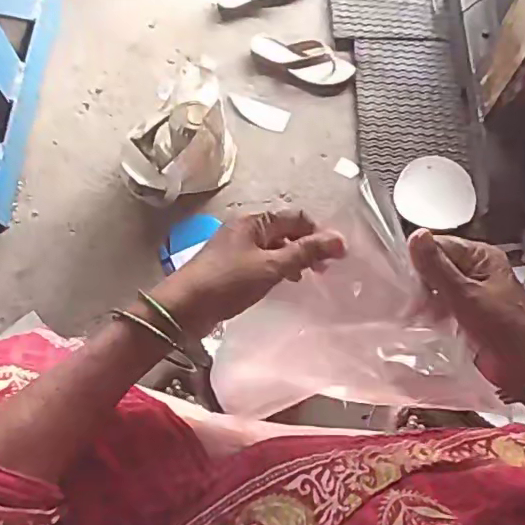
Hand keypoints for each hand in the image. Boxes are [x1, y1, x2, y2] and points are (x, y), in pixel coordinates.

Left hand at [151, 210, 345, 333]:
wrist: (184, 308)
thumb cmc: (229, 282)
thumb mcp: (272, 266)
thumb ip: (306, 252)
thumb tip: (339, 240)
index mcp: (254, 220)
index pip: (297, 217)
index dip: (319, 232)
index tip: (337, 255)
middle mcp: (246, 228)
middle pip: (286, 230)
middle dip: (308, 246)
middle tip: (325, 269)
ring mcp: (237, 247)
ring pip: (275, 246)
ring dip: (295, 258)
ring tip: (309, 277)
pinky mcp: (231, 266)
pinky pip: (264, 260)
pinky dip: (279, 268)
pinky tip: (285, 282)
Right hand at [408, 229, 524, 390]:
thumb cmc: (505, 329)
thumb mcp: (467, 295)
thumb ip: (438, 267)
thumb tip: (416, 235)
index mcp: (482, 256)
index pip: (440, 246)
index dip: (422, 262)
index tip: (410, 283)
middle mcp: (476, 270)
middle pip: (436, 267)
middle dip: (422, 286)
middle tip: (415, 306)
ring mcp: (472, 293)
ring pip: (437, 289)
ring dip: (426, 303)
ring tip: (419, 318)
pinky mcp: (467, 315)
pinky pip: (442, 307)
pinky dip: (433, 315)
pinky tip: (427, 325)